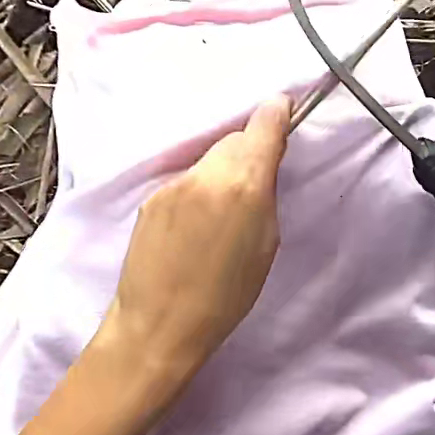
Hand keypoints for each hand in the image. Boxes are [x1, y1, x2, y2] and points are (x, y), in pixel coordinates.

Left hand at [101, 96, 291, 384]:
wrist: (158, 325)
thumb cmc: (226, 297)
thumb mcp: (266, 246)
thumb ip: (266, 198)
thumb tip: (263, 171)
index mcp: (244, 185)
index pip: (263, 126)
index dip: (276, 113)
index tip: (283, 109)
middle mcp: (207, 173)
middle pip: (235, 141)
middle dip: (249, 151)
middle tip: (256, 181)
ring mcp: (174, 183)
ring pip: (209, 160)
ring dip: (222, 171)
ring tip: (223, 212)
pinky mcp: (151, 196)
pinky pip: (187, 180)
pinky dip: (198, 190)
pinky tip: (195, 224)